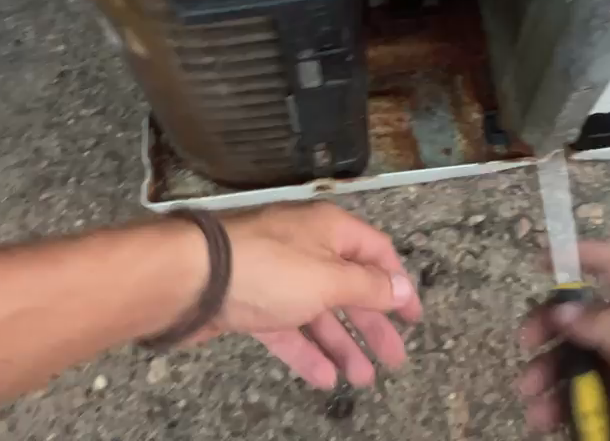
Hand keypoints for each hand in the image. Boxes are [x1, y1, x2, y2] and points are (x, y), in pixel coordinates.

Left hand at [198, 202, 422, 388]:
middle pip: (349, 285)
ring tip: (363, 379)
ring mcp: (279, 275)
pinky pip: (289, 327)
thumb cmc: (270, 269)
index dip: (397, 284)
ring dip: (342, 343)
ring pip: (320, 310)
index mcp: (329, 230)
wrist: (195, 277)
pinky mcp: (254, 301)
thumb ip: (367, 286)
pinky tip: (324, 378)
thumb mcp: (328, 278)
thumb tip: (401, 287)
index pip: (375, 252)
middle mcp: (307, 247)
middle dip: (372, 322)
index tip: (414, 318)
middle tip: (394, 360)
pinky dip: (307, 350)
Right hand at [517, 244, 609, 440]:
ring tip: (533, 402)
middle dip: (547, 328)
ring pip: (573, 366)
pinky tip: (546, 421)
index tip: (540, 259)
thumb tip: (561, 307)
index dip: (580, 255)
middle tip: (525, 343)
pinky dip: (557, 411)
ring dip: (546, 376)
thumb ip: (609, 329)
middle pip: (580, 319)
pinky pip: (580, 407)